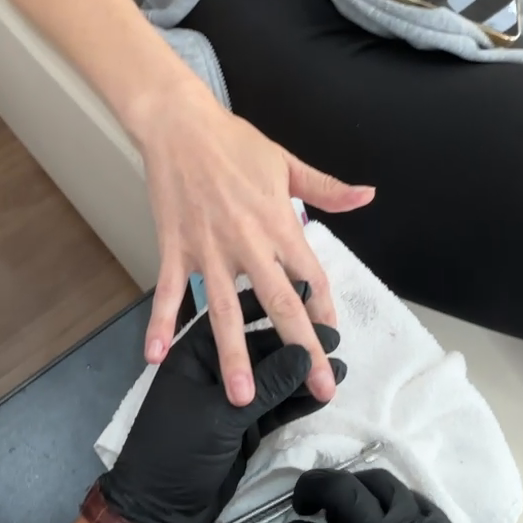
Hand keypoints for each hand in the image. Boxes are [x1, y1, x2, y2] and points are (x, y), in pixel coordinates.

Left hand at [99, 309, 346, 522]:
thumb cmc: (176, 450)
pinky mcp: (244, 424)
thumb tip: (306, 354)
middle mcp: (216, 366)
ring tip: (340, 366)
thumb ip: (265, 384)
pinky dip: (298, 400)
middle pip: (261, 347)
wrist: (159, 509)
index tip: (307, 296)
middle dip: (296, 342)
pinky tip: (324, 394)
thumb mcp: (221, 415)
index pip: (237, 317)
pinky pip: (275, 406)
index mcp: (196, 351)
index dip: (272, 306)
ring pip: (273, 378)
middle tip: (334, 336)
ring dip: (303, 374)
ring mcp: (232, 396)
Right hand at [134, 84, 373, 406]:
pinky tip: (156, 357)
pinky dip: (162, 324)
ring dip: (233, 355)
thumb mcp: (286, 162)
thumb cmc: (234, 142)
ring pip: (224, 311)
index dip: (326, 311)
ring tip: (241, 397)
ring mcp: (209, 250)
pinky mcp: (175, 248)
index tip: (334, 341)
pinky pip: (170, 292)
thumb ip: (326, 188)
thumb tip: (367, 196)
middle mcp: (248, 243)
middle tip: (317, 391)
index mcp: (279, 222)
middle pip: (279, 304)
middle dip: (301, 350)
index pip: (312, 277)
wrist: (180, 125)